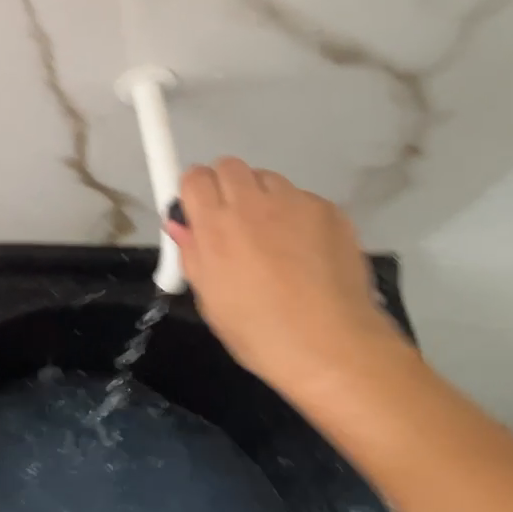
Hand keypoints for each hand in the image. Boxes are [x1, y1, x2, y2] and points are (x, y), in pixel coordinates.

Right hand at [165, 158, 408, 396]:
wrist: (329, 345)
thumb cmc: (257, 330)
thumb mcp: (209, 298)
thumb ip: (193, 254)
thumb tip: (182, 226)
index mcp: (216, 226)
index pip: (194, 177)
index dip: (193, 192)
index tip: (198, 213)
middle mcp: (254, 203)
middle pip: (230, 166)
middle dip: (225, 187)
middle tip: (231, 222)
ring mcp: (297, 203)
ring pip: (268, 180)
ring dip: (262, 199)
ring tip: (272, 238)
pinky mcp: (331, 210)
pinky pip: (303, 199)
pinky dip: (296, 216)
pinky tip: (305, 251)